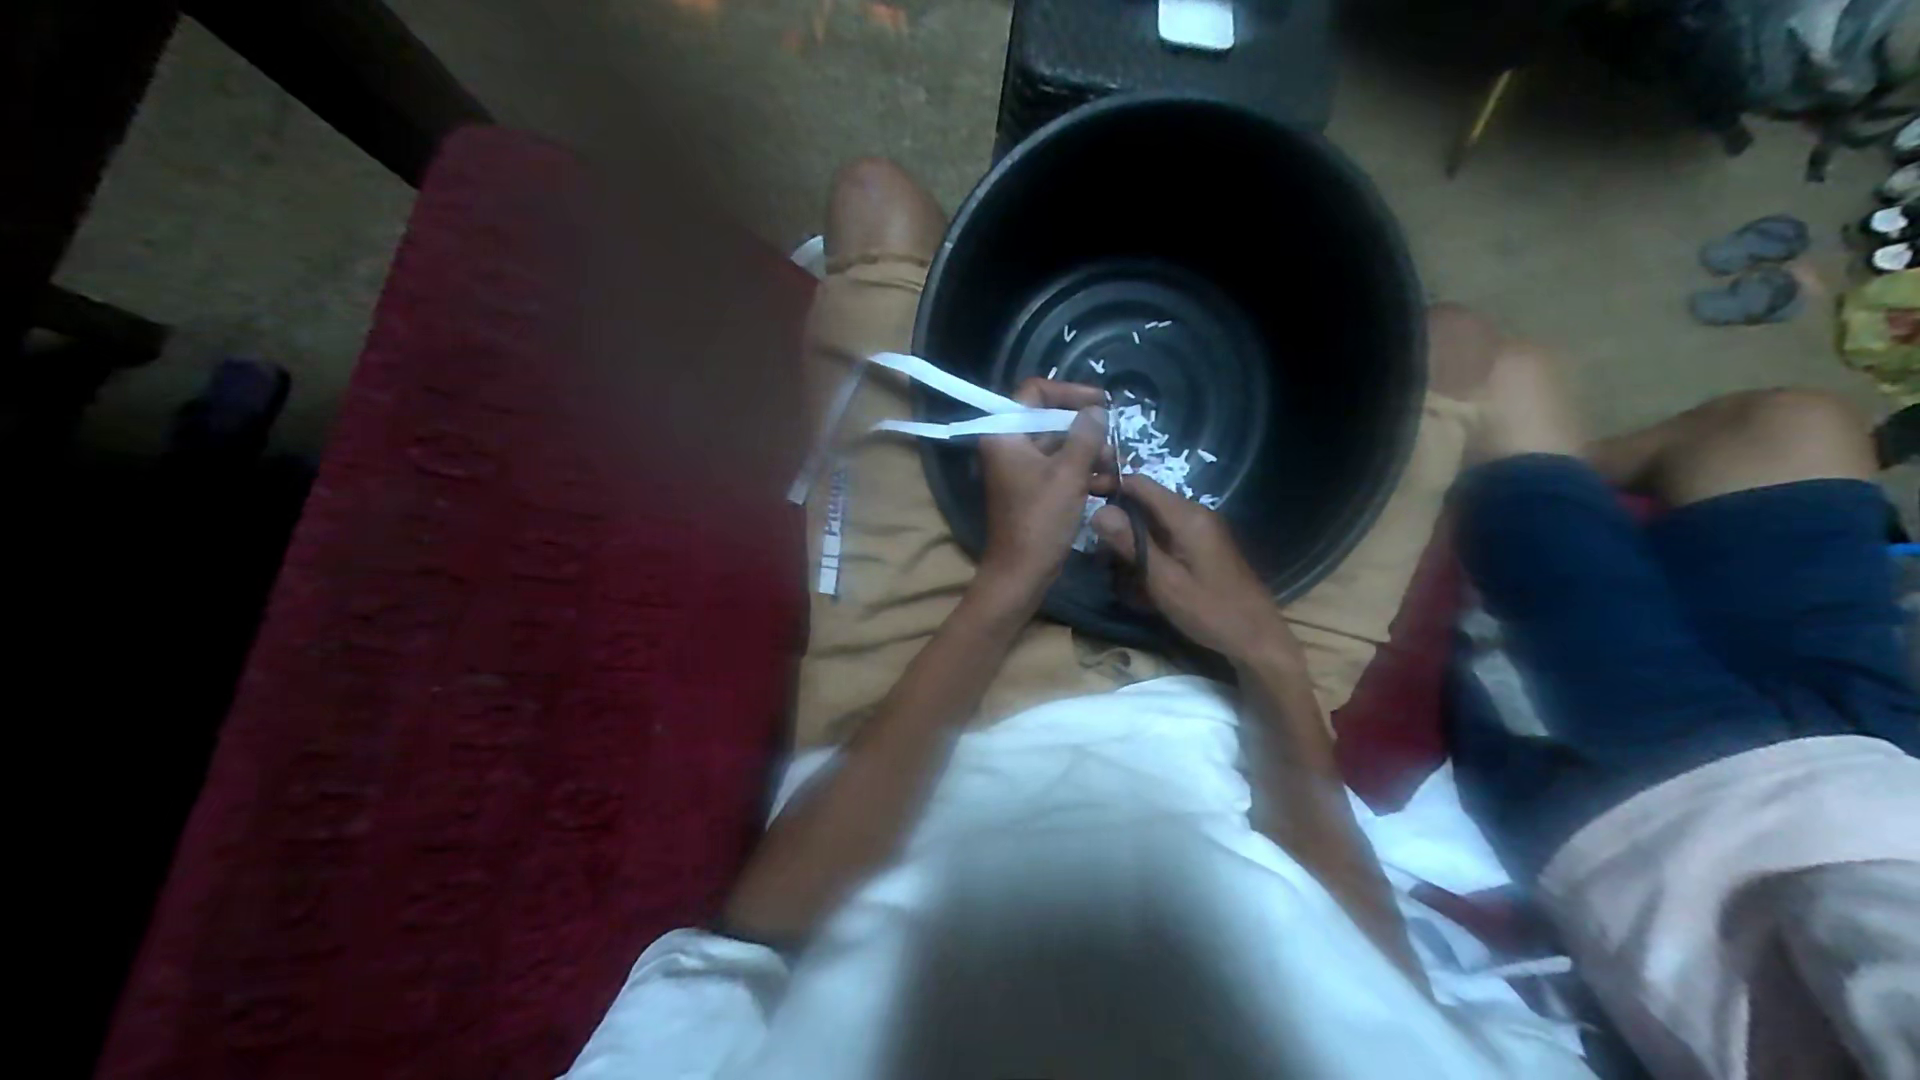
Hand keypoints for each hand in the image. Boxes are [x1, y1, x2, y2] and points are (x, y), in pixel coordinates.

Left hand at [976, 379, 1113, 603]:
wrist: (1022, 571)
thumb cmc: (1041, 519)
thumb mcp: (1069, 473)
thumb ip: (1086, 435)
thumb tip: (1097, 410)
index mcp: (1006, 434)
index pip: (1035, 392)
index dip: (1069, 392)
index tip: (1101, 403)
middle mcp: (1009, 446)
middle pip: (1052, 421)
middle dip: (1086, 432)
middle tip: (1112, 447)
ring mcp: (1021, 469)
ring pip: (1061, 447)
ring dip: (1090, 455)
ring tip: (1113, 471)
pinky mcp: (1033, 490)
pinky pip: (1060, 469)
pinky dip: (1082, 474)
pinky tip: (1107, 486)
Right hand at [1090, 476, 1293, 660]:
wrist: (1258, 639)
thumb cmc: (1210, 611)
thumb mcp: (1164, 580)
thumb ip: (1131, 543)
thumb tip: (1099, 511)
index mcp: (1187, 517)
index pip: (1141, 484)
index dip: (1110, 485)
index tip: (1084, 497)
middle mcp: (1197, 515)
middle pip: (1147, 502)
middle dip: (1118, 519)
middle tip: (1096, 548)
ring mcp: (1203, 531)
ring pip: (1155, 522)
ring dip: (1132, 539)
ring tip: (1113, 567)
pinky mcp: (1205, 547)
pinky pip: (1168, 537)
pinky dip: (1149, 550)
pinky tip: (1139, 576)